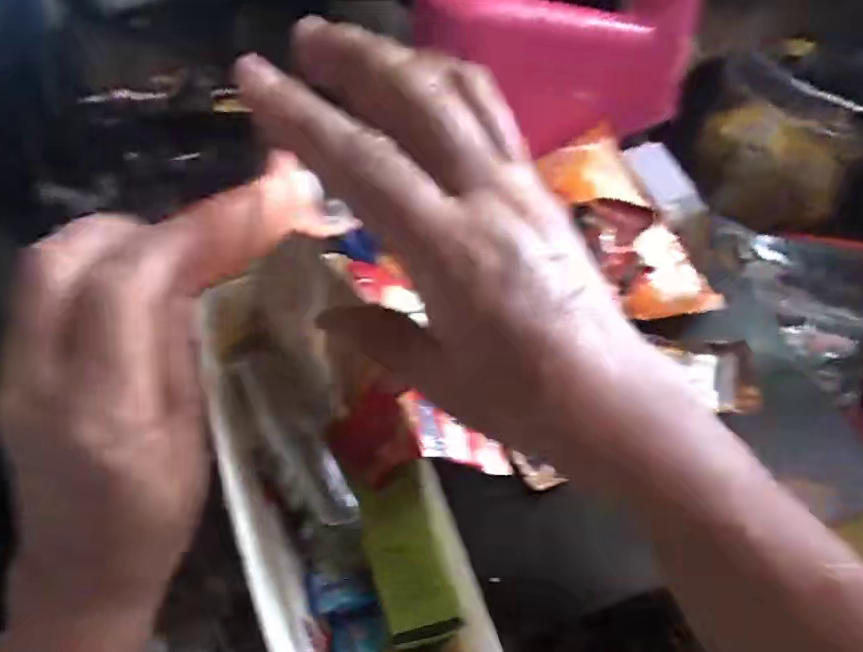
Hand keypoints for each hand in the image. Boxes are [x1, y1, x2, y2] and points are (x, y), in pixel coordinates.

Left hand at [0, 161, 317, 612]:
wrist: (79, 577)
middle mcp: (45, 381)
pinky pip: (37, 294)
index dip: (191, 233)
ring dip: (109, 241)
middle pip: (70, 256)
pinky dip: (85, 268)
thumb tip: (190, 284)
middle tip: (197, 238)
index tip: (249, 203)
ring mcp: (13, 375)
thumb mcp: (193, 449)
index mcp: (109, 412)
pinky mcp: (6, 376)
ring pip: (43, 265)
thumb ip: (182, 359)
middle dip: (143, 227)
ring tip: (162, 256)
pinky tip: (124, 286)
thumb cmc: (155, 529)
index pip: (133, 286)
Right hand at [234, 19, 667, 461]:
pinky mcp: (543, 194)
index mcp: (450, 251)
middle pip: (416, 100)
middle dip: (354, 59)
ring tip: (362, 54)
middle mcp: (487, 199)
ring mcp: (522, 189)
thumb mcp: (440, 378)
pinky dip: (451, 89)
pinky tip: (430, 95)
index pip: (364, 163)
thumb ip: (381, 337)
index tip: (254, 77)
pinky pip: (493, 119)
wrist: (608, 398)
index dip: (303, 116)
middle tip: (304, 38)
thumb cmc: (522, 401)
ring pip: (462, 94)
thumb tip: (330, 316)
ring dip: (406, 60)